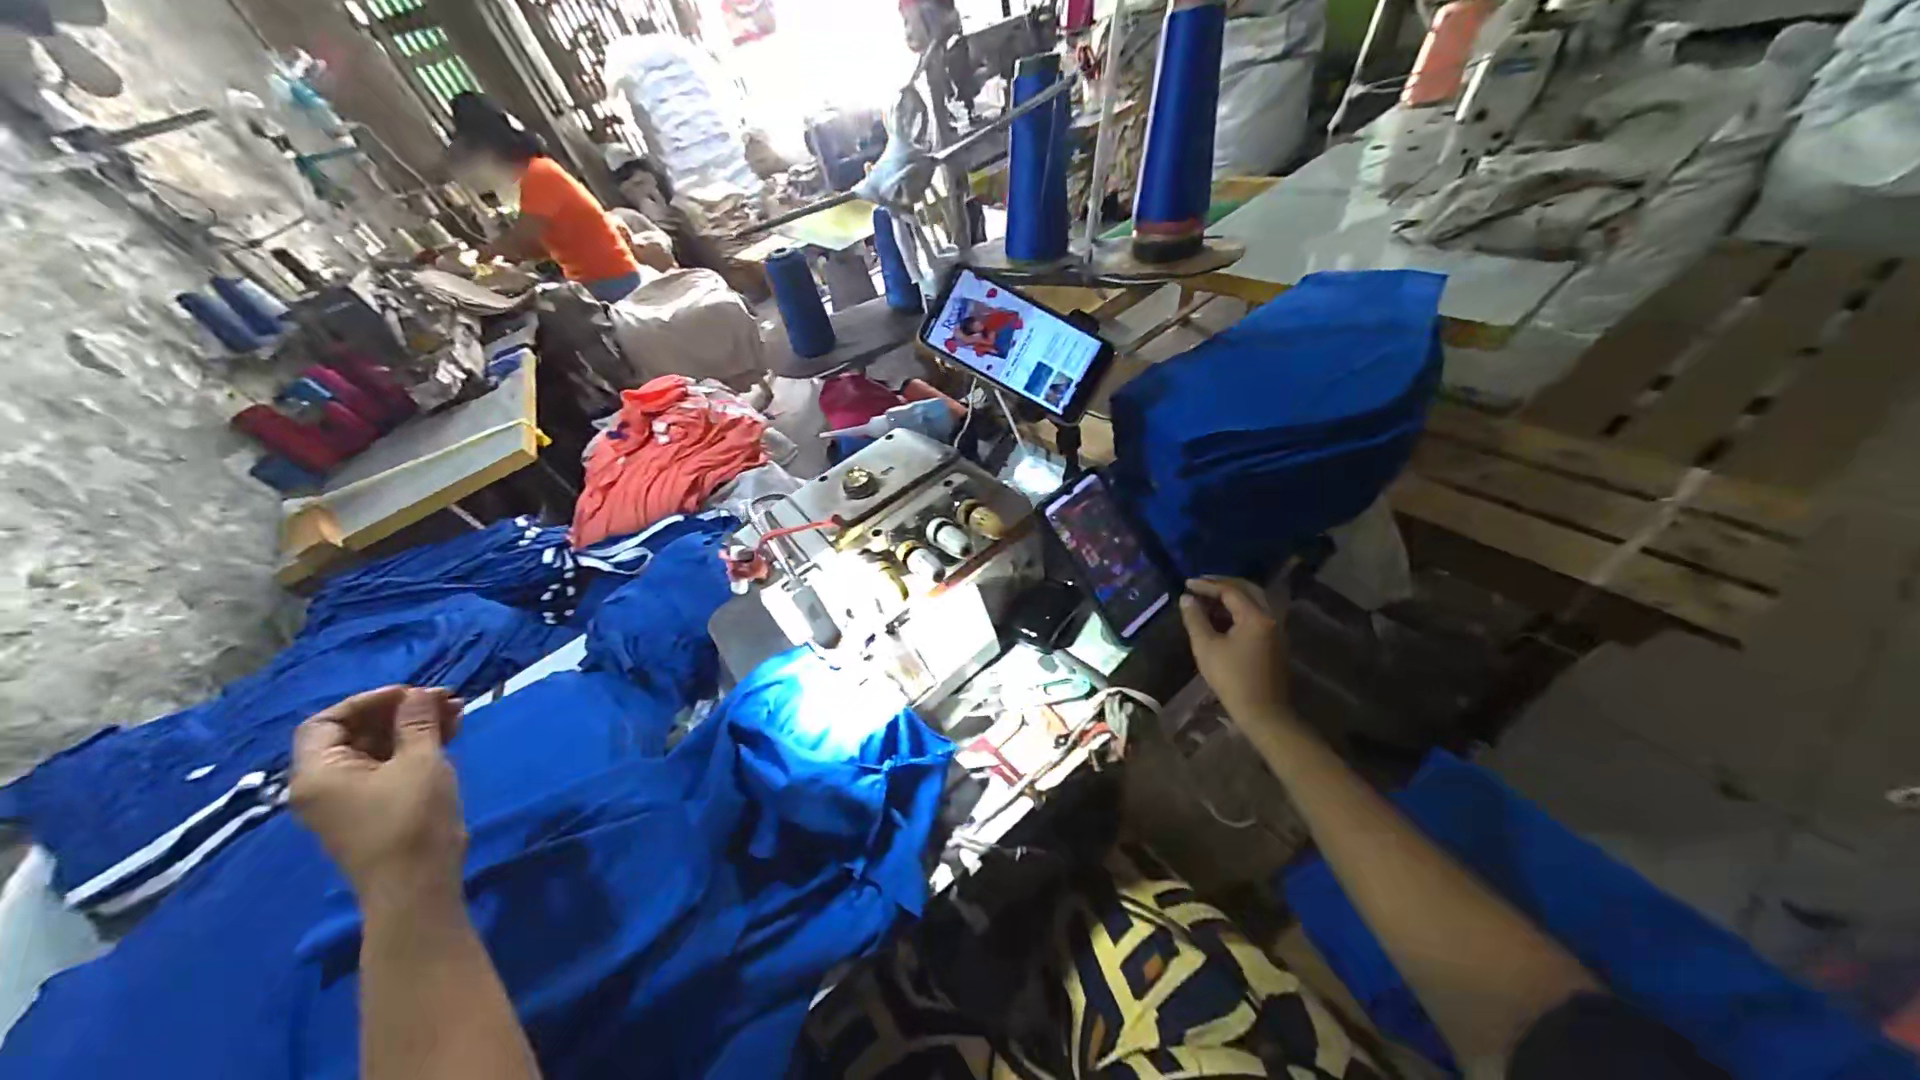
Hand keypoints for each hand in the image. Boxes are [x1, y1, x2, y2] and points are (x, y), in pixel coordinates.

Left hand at [292, 686, 467, 909]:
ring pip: (376, 749)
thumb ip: (417, 722)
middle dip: (400, 712)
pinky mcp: (373, 808)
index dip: (369, 701)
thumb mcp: (420, 761)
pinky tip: (448, 735)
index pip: (328, 721)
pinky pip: (387, 767)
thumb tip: (419, 693)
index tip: (413, 693)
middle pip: (354, 733)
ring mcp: (348, 799)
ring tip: (457, 714)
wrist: (418, 882)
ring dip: (413, 728)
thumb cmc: (412, 817)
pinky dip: (414, 748)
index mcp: (318, 773)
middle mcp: (323, 784)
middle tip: (445, 700)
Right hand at [1179, 577, 1294, 731]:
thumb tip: (1187, 599)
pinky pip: (1257, 614)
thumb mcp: (1206, 647)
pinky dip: (1239, 609)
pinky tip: (1221, 617)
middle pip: (1248, 590)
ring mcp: (1276, 630)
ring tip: (1207, 600)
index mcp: (1256, 616)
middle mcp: (1271, 617)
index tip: (1186, 584)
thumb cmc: (1232, 679)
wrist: (1263, 712)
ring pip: (1255, 602)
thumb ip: (1195, 619)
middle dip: (1222, 585)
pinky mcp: (1275, 642)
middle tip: (1199, 585)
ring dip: (1231, 597)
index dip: (1207, 585)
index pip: (1230, 590)